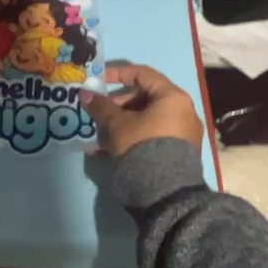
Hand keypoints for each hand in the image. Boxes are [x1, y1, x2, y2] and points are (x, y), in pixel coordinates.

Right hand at [80, 62, 205, 157]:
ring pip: (146, 118)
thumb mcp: (118, 125)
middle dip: (118, 103)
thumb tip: (84, 92)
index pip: (143, 74)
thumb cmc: (143, 146)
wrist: (167, 193)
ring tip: (101, 134)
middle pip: (145, 97)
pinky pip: (152, 134)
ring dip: (122, 122)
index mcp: (173, 97)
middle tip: (99, 112)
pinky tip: (111, 148)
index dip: (118, 74)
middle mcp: (183, 111)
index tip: (99, 80)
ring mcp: (182, 132)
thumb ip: (101, 106)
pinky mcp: (178, 151)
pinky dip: (132, 135)